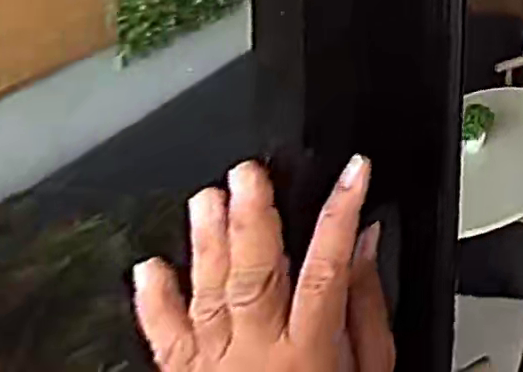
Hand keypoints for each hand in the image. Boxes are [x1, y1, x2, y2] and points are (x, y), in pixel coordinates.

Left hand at [132, 157, 394, 371]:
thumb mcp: (373, 367)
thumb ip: (366, 303)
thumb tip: (365, 242)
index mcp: (308, 351)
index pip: (327, 266)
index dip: (342, 212)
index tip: (354, 170)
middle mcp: (252, 358)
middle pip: (252, 278)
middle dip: (250, 220)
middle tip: (247, 176)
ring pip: (204, 299)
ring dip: (204, 245)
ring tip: (206, 200)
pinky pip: (161, 343)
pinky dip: (152, 304)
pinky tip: (149, 268)